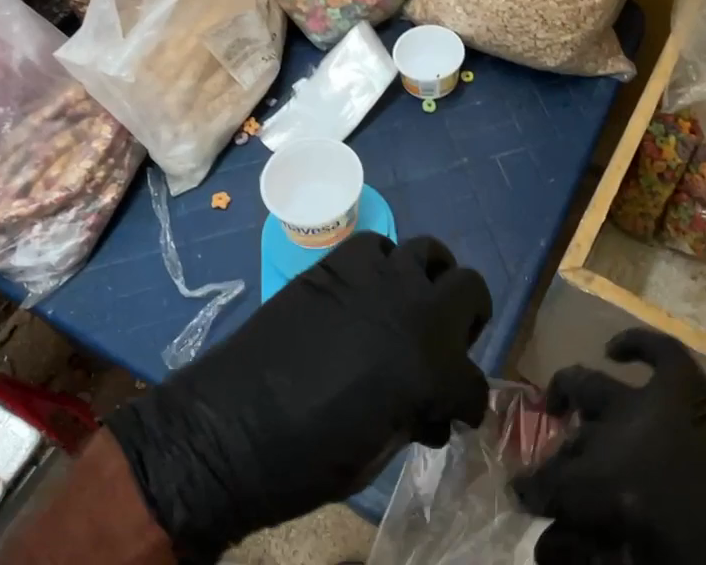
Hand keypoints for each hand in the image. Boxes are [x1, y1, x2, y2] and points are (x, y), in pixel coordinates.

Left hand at [106, 233, 491, 561]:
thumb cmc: (307, 460)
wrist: (230, 428)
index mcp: (433, 369)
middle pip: (470, 289)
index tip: (453, 414)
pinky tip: (367, 291)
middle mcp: (416, 311)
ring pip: (428, 252)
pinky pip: (376, 246)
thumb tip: (428, 407)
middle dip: (468, 319)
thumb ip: (417, 415)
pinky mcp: (336, 264)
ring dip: (429, 278)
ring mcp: (376, 279)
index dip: (466, 404)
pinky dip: (382, 265)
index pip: (475, 383)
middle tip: (446, 343)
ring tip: (412, 302)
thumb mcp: (381, 452)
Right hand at [513, 329, 705, 564]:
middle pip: (567, 443)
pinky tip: (615, 350)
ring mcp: (655, 405)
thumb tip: (552, 541)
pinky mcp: (692, 387)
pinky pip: (655, 349)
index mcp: (604, 489)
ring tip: (560, 403)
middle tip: (552, 472)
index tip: (520, 495)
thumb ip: (591, 552)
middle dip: (552, 458)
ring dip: (569, 395)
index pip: (544, 484)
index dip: (529, 491)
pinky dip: (632, 343)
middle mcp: (618, 438)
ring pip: (591, 386)